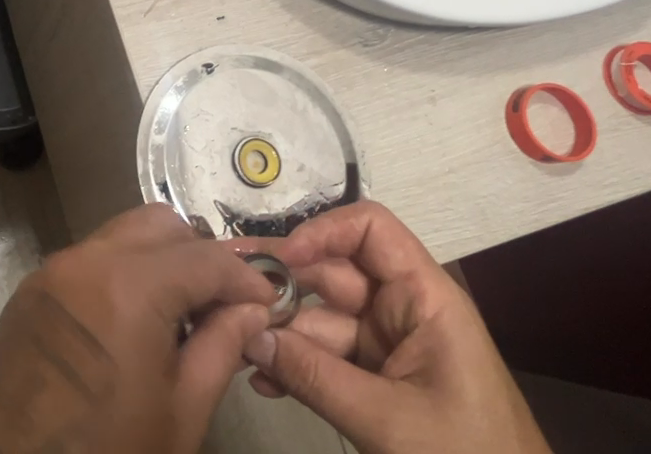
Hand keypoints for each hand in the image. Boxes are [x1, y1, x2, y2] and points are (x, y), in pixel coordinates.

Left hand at [0, 203, 276, 453]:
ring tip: (178, 312)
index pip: (205, 257)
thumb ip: (223, 347)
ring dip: (158, 259)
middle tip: (221, 302)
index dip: (244, 278)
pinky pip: (88, 258)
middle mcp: (87, 260)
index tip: (268, 301)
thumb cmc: (110, 450)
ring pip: (121, 234)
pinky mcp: (31, 288)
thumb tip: (253, 310)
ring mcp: (53, 269)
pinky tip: (131, 320)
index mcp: (130, 287)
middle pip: (160, 225)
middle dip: (199, 254)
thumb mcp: (182, 410)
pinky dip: (119, 272)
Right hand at [238, 201, 550, 453]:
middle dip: (281, 283)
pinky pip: (322, 357)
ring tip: (233, 346)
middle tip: (225, 291)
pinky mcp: (373, 381)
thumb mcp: (391, 421)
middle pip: (332, 273)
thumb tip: (247, 336)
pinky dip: (292, 365)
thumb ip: (314, 376)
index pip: (371, 229)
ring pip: (319, 318)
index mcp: (425, 298)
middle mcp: (402, 310)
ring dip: (278, 332)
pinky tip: (261, 381)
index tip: (279, 259)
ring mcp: (386, 346)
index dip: (323, 231)